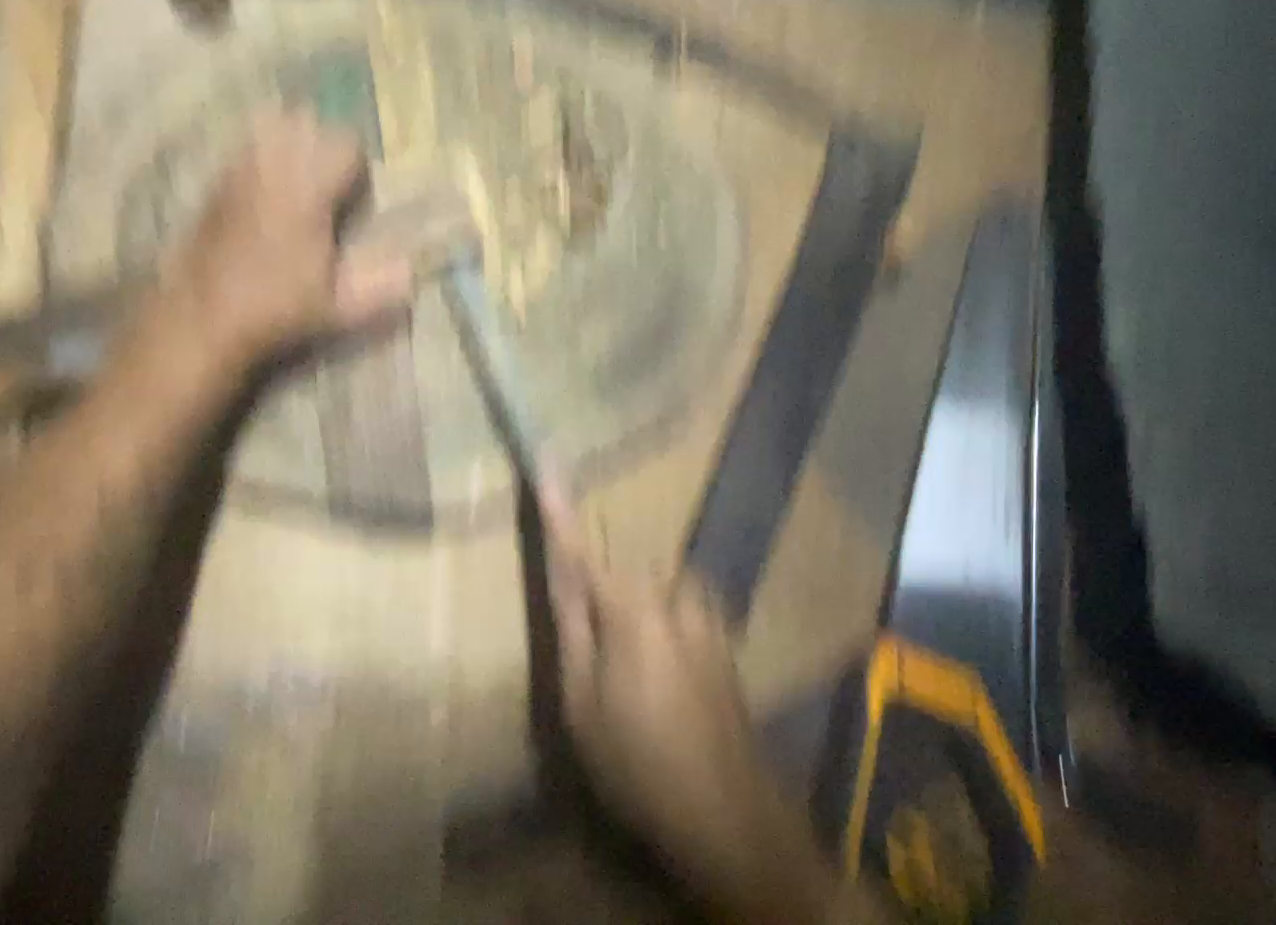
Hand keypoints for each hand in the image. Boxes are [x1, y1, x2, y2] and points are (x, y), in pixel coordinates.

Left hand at [167, 108, 413, 363]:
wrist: (201, 318)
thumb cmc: (275, 311)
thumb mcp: (338, 307)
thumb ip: (381, 286)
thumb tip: (413, 267)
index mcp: (309, 190)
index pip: (346, 143)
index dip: (357, 167)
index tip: (354, 198)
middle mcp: (273, 167)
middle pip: (306, 121)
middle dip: (322, 143)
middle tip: (327, 183)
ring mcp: (239, 170)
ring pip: (270, 125)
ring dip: (289, 142)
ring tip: (297, 179)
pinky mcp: (214, 184)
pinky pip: (243, 148)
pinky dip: (259, 156)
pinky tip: (263, 192)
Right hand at [546, 530, 774, 880]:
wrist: (729, 816)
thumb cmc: (637, 762)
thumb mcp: (581, 702)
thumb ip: (572, 624)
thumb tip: (561, 567)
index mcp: (631, 610)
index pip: (581, 548)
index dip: (559, 506)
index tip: (545, 460)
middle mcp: (674, 599)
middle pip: (625, 564)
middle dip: (601, 578)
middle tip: (584, 629)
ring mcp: (708, 619)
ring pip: (658, 585)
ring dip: (636, 599)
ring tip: (624, 656)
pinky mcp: (726, 640)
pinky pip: (683, 606)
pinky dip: (663, 615)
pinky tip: (660, 665)